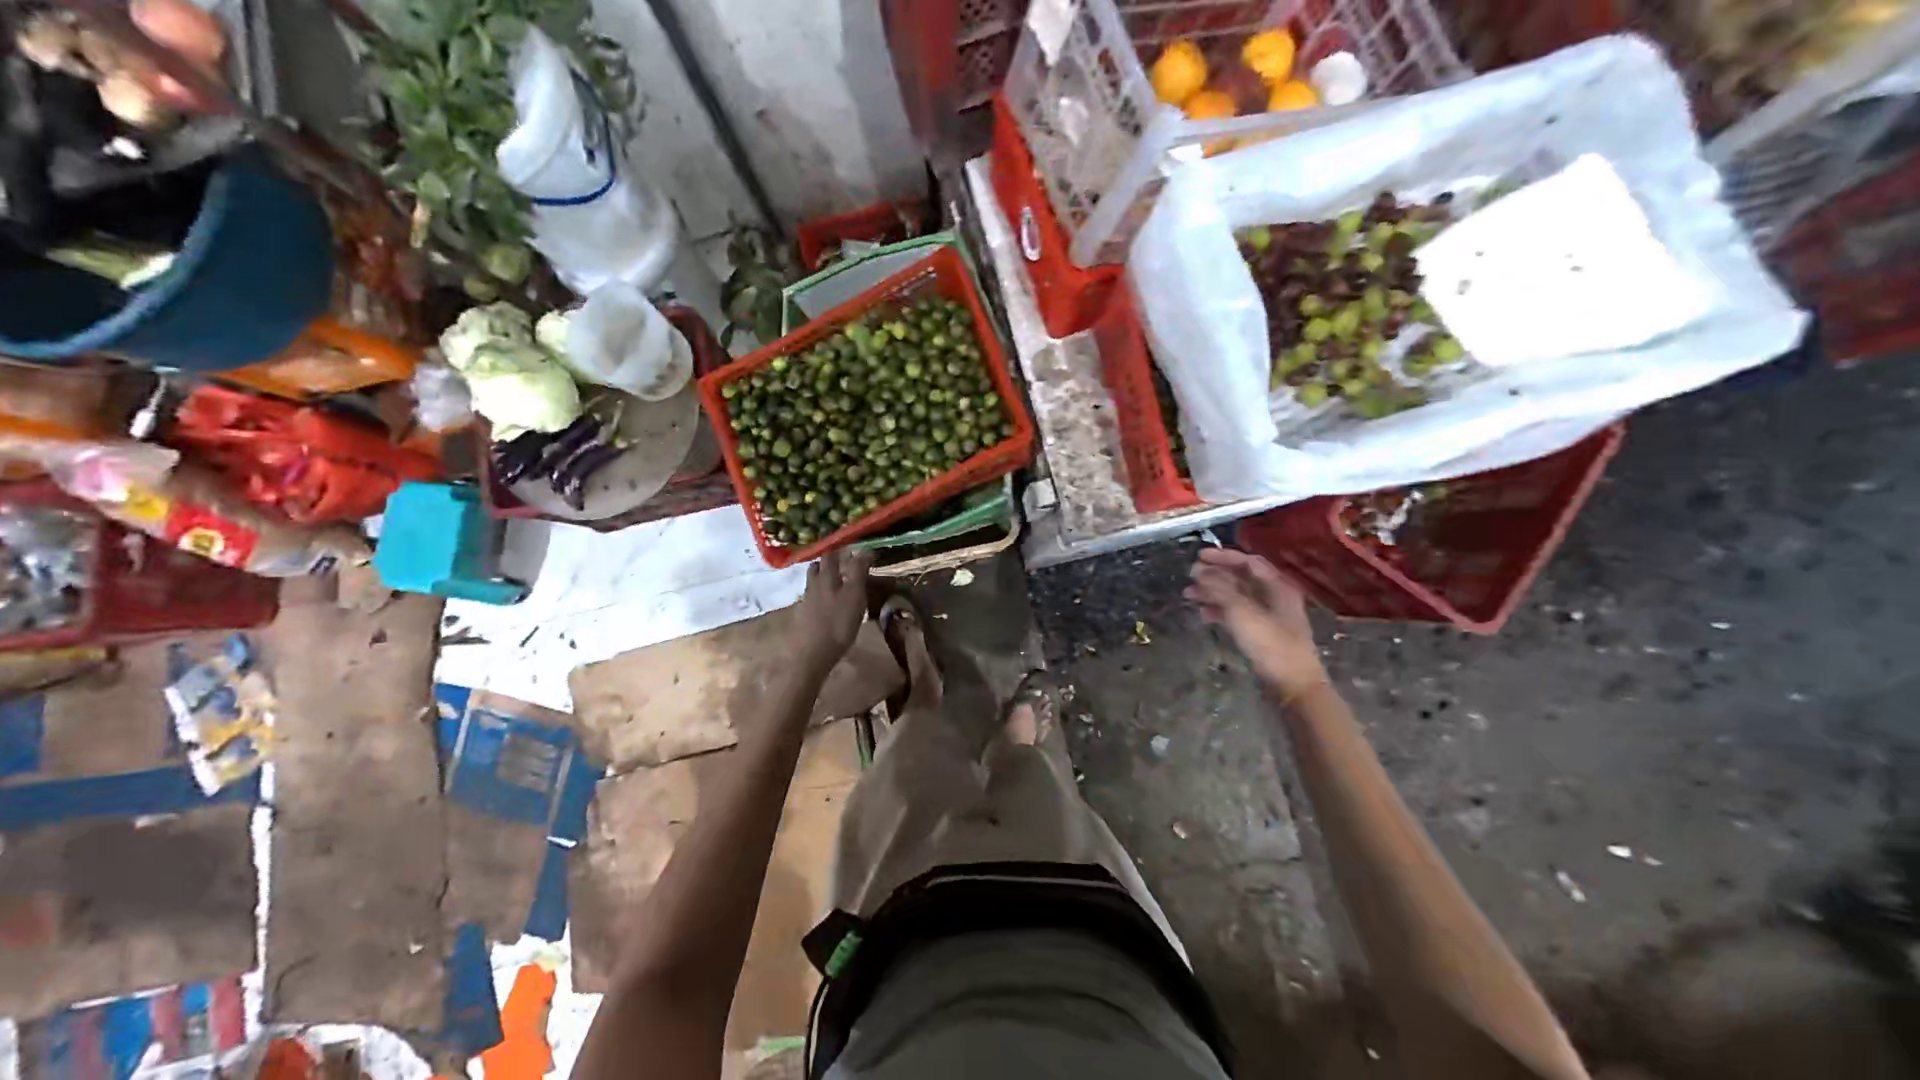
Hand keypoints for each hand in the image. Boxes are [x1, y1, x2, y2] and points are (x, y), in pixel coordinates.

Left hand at [792, 548, 873, 677]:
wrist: (813, 654)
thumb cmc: (838, 624)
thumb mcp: (855, 595)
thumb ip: (858, 571)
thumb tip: (864, 549)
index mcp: (826, 577)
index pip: (833, 554)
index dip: (843, 550)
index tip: (855, 550)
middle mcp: (814, 584)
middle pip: (819, 566)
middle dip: (831, 561)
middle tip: (844, 563)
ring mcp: (806, 600)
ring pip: (813, 580)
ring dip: (823, 576)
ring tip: (836, 580)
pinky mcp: (804, 615)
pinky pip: (812, 597)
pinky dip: (820, 594)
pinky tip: (827, 602)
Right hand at [1186, 547, 1329, 701]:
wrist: (1293, 685)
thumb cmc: (1271, 645)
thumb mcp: (1242, 613)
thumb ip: (1220, 589)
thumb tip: (1200, 571)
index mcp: (1277, 586)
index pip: (1248, 562)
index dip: (1223, 557)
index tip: (1198, 557)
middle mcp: (1274, 597)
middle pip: (1241, 578)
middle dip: (1214, 575)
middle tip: (1190, 576)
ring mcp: (1268, 616)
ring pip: (1236, 596)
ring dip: (1213, 593)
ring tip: (1189, 596)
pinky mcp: (1261, 633)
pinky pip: (1237, 614)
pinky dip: (1219, 611)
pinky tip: (1203, 615)